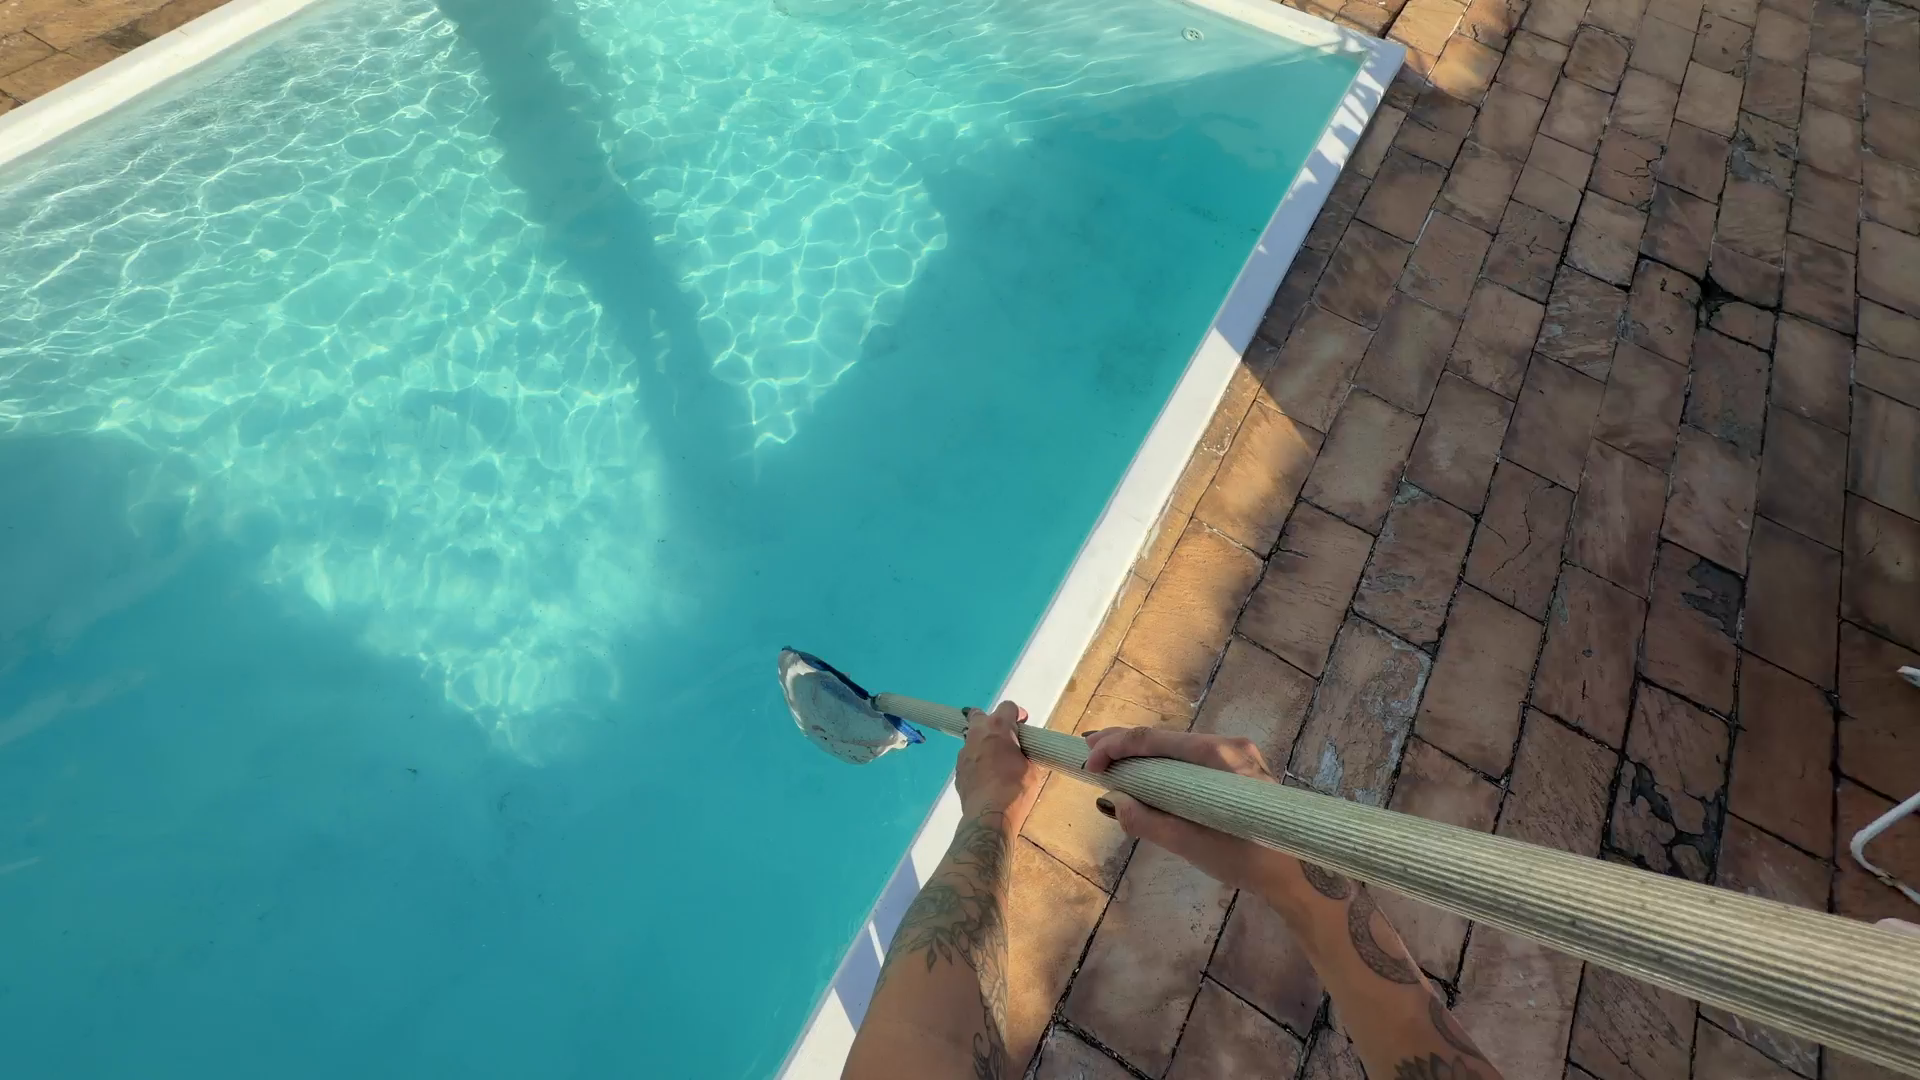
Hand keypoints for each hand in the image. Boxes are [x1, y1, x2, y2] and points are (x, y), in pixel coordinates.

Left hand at [954, 702, 1042, 833]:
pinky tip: (986, 776)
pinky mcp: (958, 769)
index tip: (1023, 725)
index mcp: (998, 728)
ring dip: (983, 743)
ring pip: (972, 738)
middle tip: (1004, 736)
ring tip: (996, 760)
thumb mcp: (1031, 768)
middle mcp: (977, 734)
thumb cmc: (1015, 789)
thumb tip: (1020, 753)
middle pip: (980, 715)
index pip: (1007, 706)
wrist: (989, 816)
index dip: (1017, 714)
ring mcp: (964, 751)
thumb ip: (1025, 753)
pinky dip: (977, 760)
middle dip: (992, 721)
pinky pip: (969, 757)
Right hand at [1083, 727, 1300, 894]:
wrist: (1308, 876)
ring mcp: (1234, 753)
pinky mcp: (1237, 767)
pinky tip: (1141, 769)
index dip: (1114, 747)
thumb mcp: (1194, 847)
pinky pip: (1188, 757)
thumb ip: (1148, 822)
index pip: (1153, 740)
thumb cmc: (1252, 862)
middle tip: (1087, 749)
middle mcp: (1226, 744)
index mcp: (1217, 756)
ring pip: (1173, 746)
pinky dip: (1160, 762)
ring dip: (1138, 752)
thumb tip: (1113, 801)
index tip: (1089, 764)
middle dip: (1121, 743)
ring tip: (1106, 756)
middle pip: (1161, 737)